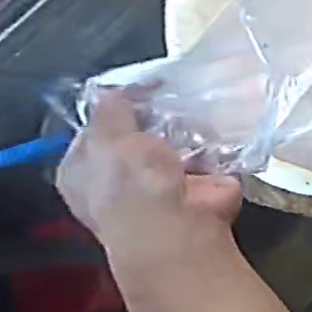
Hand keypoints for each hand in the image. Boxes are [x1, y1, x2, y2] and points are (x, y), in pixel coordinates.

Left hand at [57, 92, 241, 265]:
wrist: (177, 222)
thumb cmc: (128, 182)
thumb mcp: (109, 139)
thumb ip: (112, 112)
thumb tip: (116, 89)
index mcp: (87, 168)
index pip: (100, 130)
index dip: (119, 108)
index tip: (143, 90)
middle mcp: (126, 175)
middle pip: (145, 136)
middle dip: (161, 119)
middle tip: (177, 101)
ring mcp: (169, 180)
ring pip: (182, 144)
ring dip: (193, 131)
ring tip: (203, 114)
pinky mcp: (209, 182)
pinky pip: (215, 155)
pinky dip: (221, 145)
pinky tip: (224, 132)